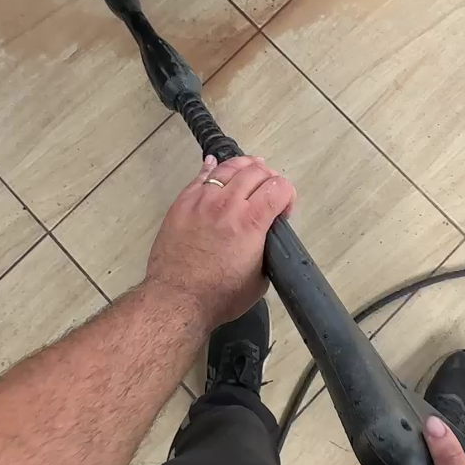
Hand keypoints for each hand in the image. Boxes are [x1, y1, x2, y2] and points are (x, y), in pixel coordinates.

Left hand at [143, 155, 294, 328]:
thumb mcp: (260, 279)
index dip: (288, 195)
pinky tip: (215, 165)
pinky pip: (201, 176)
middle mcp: (228, 204)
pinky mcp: (183, 203)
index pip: (280, 187)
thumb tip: (266, 238)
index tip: (284, 209)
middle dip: (269, 178)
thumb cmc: (218, 296)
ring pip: (229, 167)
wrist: (177, 299)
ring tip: (250, 170)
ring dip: (244, 166)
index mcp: (251, 222)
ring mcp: (203, 200)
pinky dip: (212, 168)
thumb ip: (267, 250)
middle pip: (256, 171)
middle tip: (269, 191)